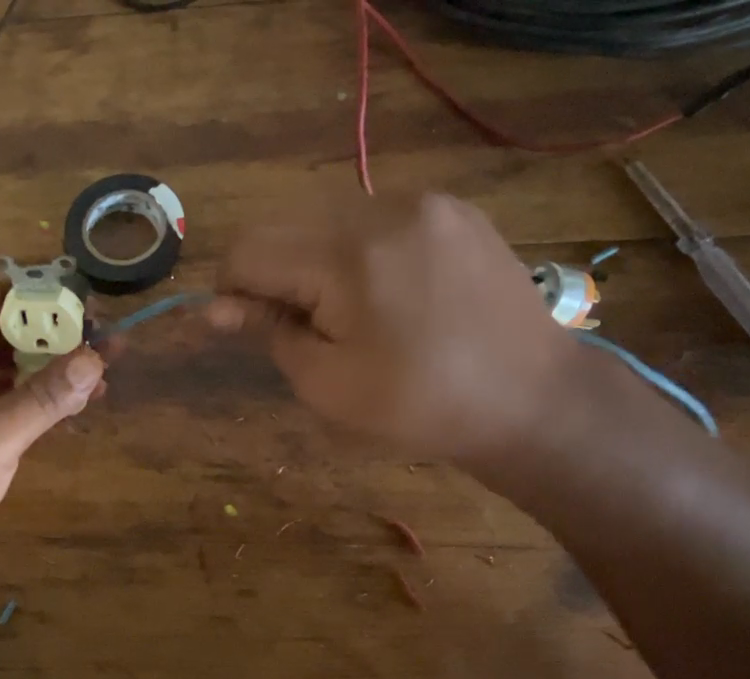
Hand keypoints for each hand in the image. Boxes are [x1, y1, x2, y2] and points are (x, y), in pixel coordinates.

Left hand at [0, 267, 105, 559]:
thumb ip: (46, 397)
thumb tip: (96, 359)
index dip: (33, 286)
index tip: (82, 300)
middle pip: (1, 316)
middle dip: (52, 322)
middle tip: (103, 335)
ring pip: (8, 350)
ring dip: (51, 355)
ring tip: (103, 365)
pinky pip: (5, 382)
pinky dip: (37, 384)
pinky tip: (78, 396)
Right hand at [207, 192, 579, 461]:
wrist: (531, 398)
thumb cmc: (419, 404)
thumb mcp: (325, 382)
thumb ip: (267, 332)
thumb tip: (218, 308)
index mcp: (349, 254)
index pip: (249, 251)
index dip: (230, 292)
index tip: (246, 331)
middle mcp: (385, 208)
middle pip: (283, 226)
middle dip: (270, 275)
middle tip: (296, 328)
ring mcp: (425, 202)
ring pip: (325, 218)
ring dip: (310, 262)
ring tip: (342, 314)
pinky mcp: (452, 211)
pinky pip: (372, 218)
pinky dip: (353, 252)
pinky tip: (379, 295)